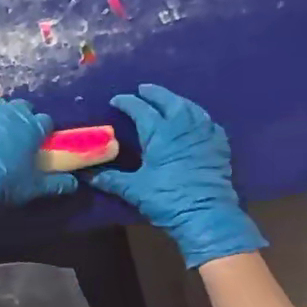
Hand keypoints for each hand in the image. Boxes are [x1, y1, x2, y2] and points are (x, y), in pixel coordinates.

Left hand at [0, 99, 76, 218]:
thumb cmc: (3, 182)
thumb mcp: (33, 187)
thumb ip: (56, 184)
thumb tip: (73, 183)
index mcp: (33, 126)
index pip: (46, 122)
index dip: (42, 133)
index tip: (37, 144)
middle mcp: (13, 111)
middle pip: (23, 109)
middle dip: (23, 119)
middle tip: (16, 138)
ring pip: (0, 108)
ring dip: (1, 117)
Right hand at [86, 84, 264, 267]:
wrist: (206, 216)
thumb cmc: (166, 199)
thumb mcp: (133, 189)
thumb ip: (110, 179)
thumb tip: (87, 176)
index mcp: (159, 133)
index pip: (140, 109)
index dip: (127, 102)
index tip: (116, 100)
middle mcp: (182, 128)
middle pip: (168, 101)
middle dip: (154, 93)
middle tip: (142, 90)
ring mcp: (204, 135)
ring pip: (190, 108)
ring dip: (177, 100)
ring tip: (167, 100)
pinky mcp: (219, 146)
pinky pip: (208, 122)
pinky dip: (197, 115)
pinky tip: (194, 119)